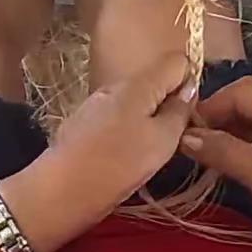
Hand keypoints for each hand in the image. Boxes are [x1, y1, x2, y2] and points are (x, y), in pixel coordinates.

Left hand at [3, 52, 195, 251]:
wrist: (61, 189)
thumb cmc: (118, 163)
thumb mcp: (162, 140)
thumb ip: (179, 111)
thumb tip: (188, 89)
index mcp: (138, 83)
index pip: (176, 61)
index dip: (189, 82)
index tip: (189, 113)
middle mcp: (115, 85)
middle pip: (154, 82)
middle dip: (169, 103)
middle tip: (173, 138)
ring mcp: (97, 103)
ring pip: (136, 102)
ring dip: (148, 120)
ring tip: (149, 151)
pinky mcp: (85, 122)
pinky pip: (118, 117)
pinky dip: (128, 130)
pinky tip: (124, 155)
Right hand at [178, 76, 251, 244]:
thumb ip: (220, 150)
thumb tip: (183, 137)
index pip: (239, 91)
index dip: (209, 109)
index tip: (183, 132)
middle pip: (248, 99)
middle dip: (219, 118)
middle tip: (193, 142)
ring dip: (231, 131)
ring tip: (207, 153)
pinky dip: (246, 142)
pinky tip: (230, 159)